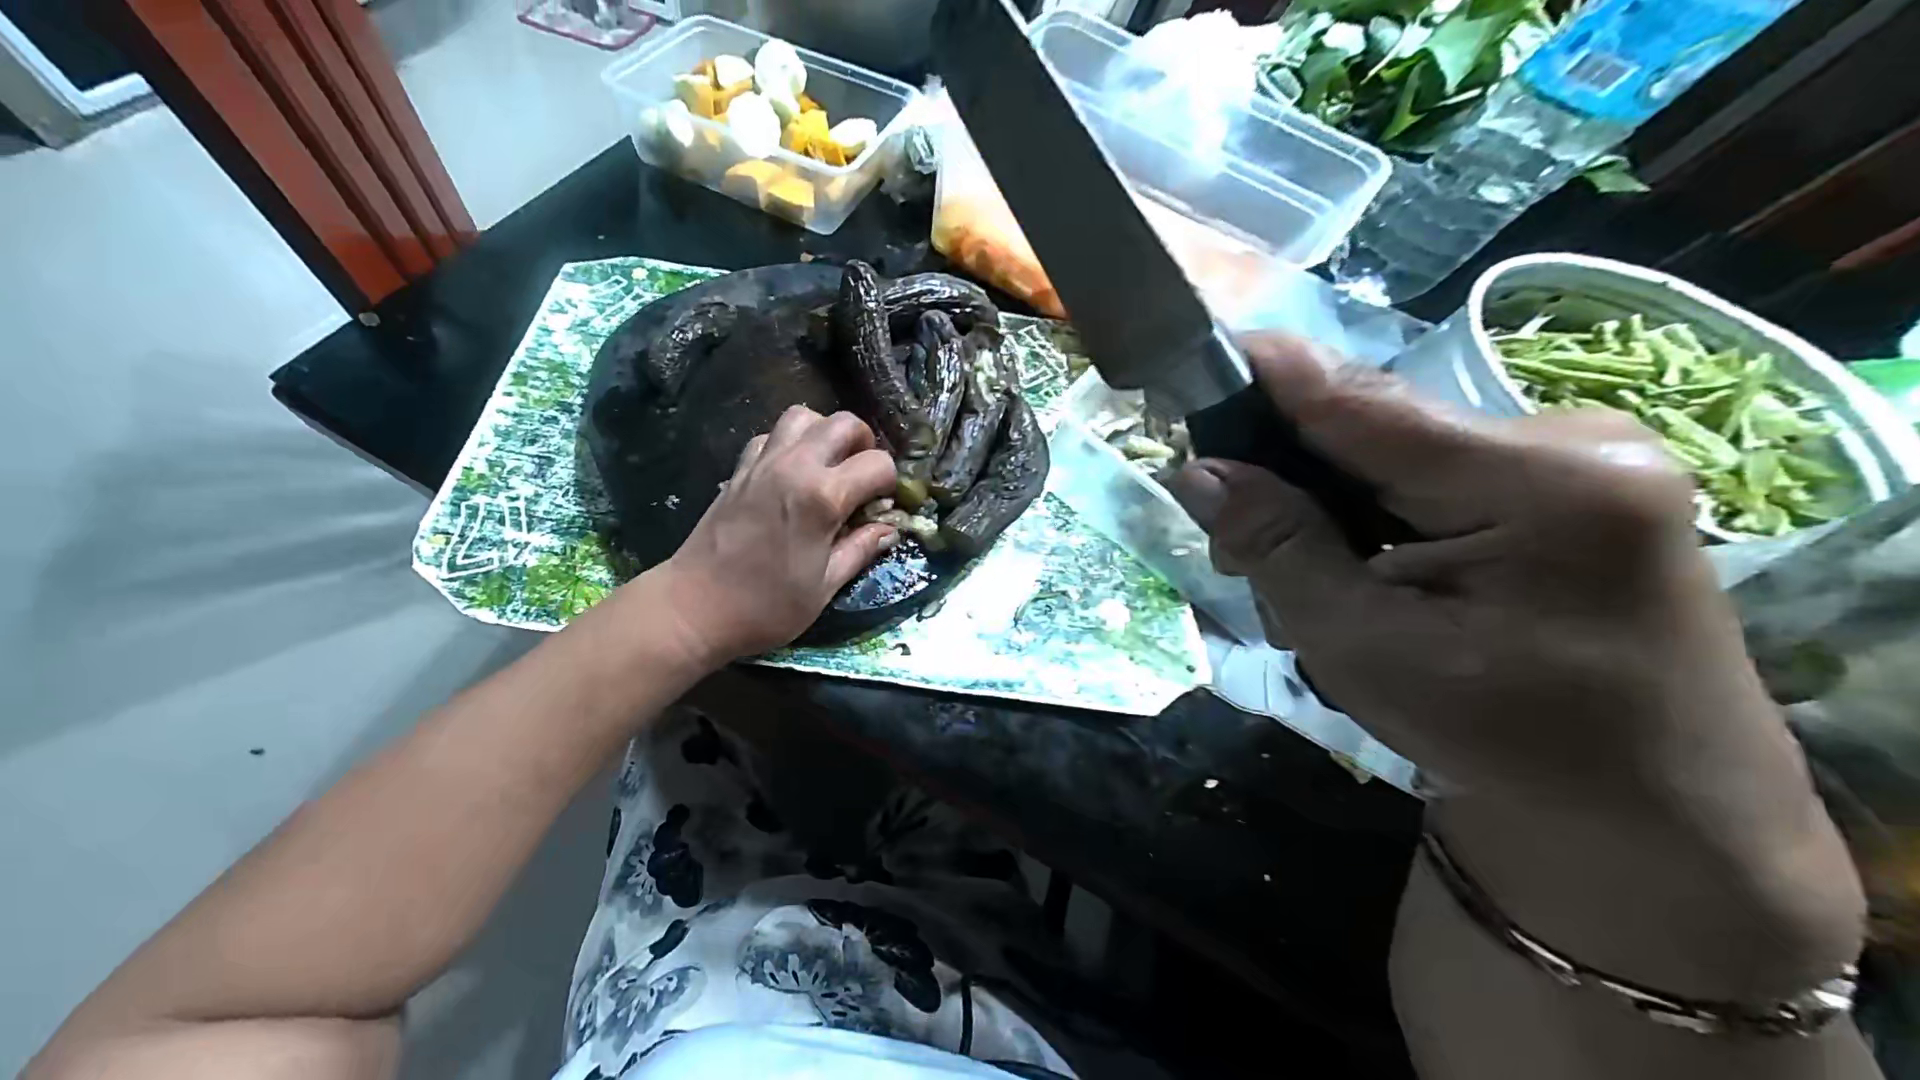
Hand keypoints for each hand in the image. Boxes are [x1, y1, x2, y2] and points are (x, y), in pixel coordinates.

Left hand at [655, 405, 897, 664]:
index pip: (878, 464)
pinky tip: (792, 474)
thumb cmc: (766, 606)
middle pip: (844, 422)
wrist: (695, 607)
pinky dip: (790, 444)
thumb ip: (861, 549)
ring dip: (825, 433)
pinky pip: (771, 435)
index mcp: (823, 497)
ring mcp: (763, 462)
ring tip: (829, 467)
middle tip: (862, 478)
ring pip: (804, 415)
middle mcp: (794, 466)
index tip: (882, 507)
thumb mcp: (826, 586)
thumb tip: (889, 529)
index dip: (889, 484)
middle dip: (864, 444)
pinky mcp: (740, 469)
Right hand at [1170, 332, 1753, 803]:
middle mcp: (1574, 443)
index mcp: (1540, 486)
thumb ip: (1280, 548)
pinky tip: (1364, 576)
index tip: (1193, 360)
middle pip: (1377, 428)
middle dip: (1291, 477)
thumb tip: (1197, 473)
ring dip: (1331, 507)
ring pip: (1398, 455)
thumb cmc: (1506, 742)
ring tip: (1308, 589)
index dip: (1268, 374)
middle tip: (1236, 551)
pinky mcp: (1573, 487)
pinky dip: (1376, 518)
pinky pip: (1435, 476)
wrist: (1658, 812)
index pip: (1363, 402)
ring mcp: (1584, 461)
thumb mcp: (1366, 649)